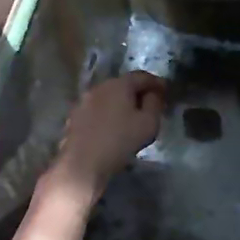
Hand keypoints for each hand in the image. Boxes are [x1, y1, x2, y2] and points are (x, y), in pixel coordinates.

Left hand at [43, 71, 166, 202]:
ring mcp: (83, 102)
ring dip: (120, 104)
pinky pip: (97, 110)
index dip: (156, 82)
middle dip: (137, 92)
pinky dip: (108, 114)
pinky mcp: (74, 117)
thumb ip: (154, 104)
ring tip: (130, 117)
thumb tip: (152, 94)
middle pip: (123, 85)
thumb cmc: (120, 141)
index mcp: (119, 85)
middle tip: (149, 104)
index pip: (142, 76)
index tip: (165, 91)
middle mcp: (99, 87)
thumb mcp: (149, 123)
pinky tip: (112, 128)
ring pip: (108, 97)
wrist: (82, 163)